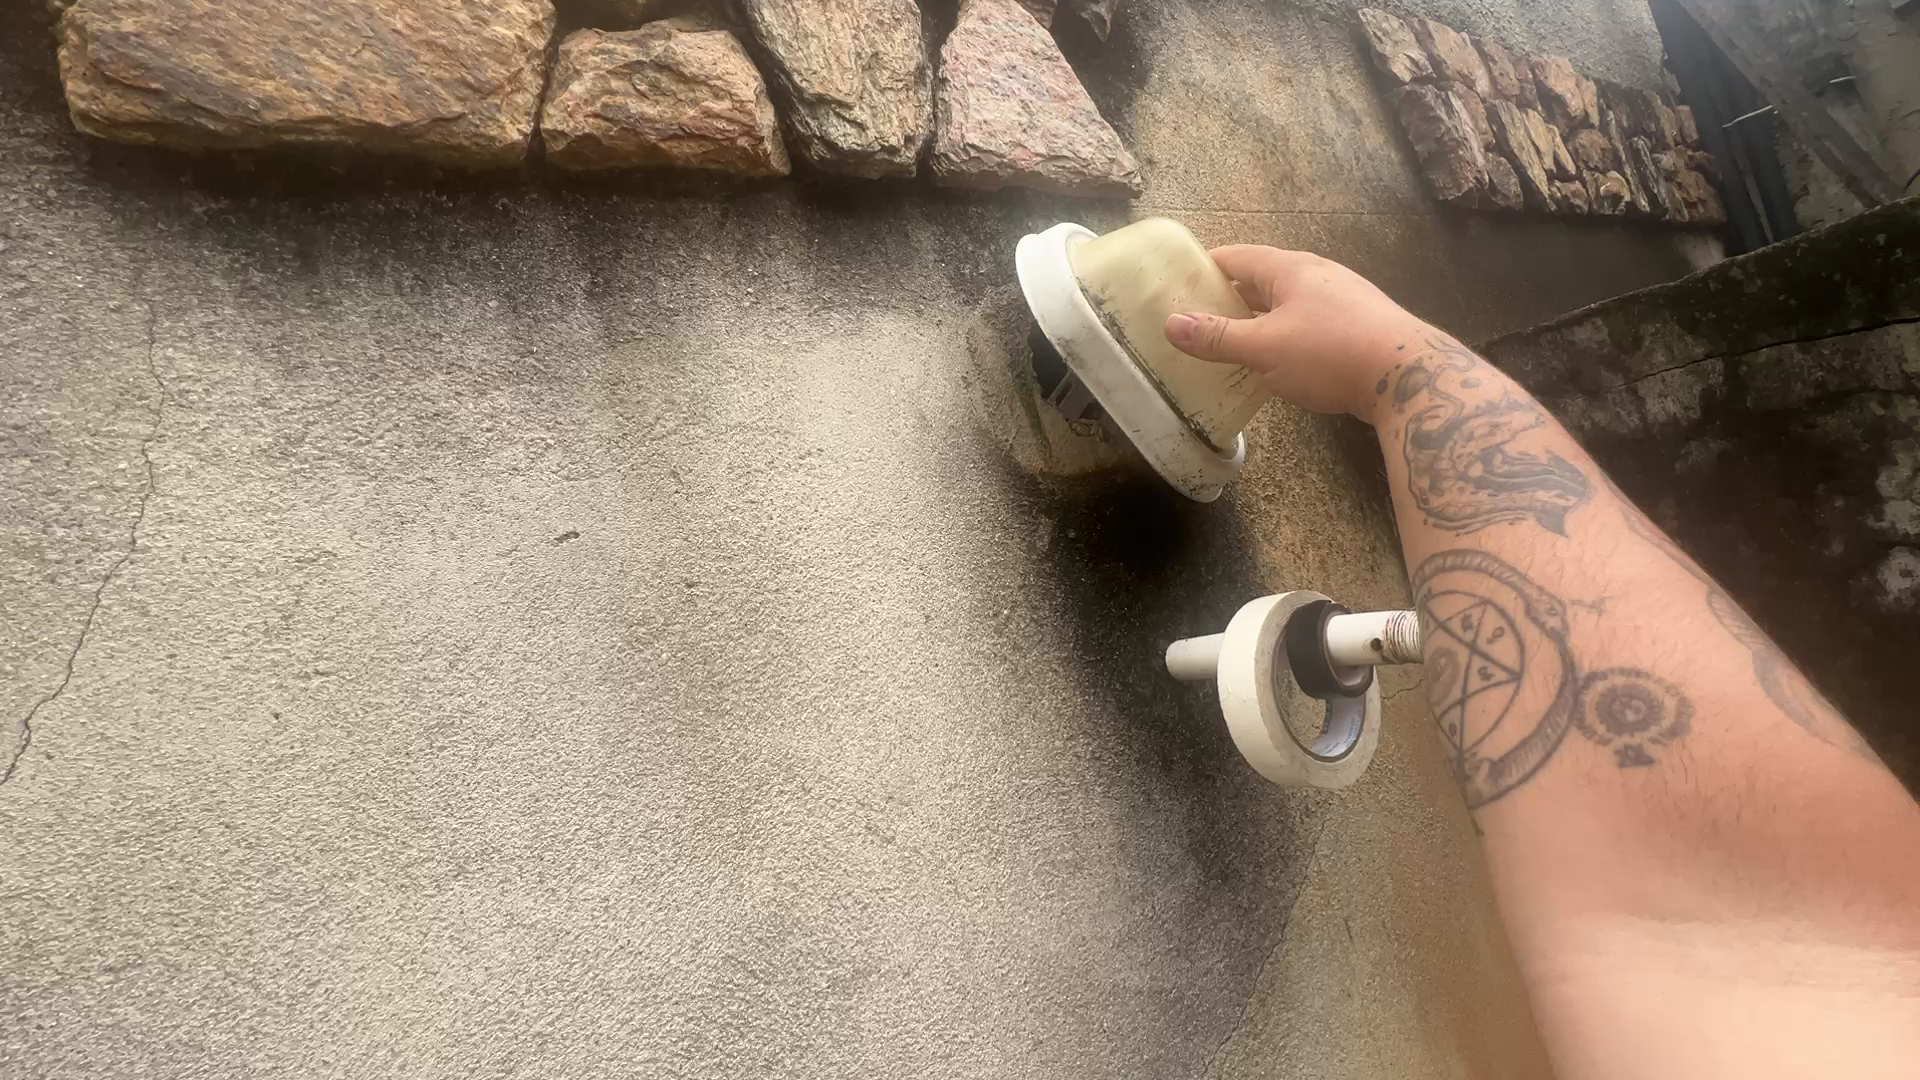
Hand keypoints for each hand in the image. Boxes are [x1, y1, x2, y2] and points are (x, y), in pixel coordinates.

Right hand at [1163, 246, 1434, 421]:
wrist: (1408, 377)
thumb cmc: (1330, 353)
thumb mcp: (1264, 347)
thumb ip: (1216, 337)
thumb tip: (1171, 324)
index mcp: (1290, 270)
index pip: (1237, 257)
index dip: (1203, 266)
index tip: (1174, 283)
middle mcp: (1314, 276)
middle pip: (1258, 280)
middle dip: (1223, 297)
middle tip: (1190, 319)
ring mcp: (1336, 301)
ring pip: (1279, 305)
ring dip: (1249, 320)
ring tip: (1221, 343)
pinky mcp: (1350, 328)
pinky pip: (1299, 324)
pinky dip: (1274, 336)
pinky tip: (1266, 361)